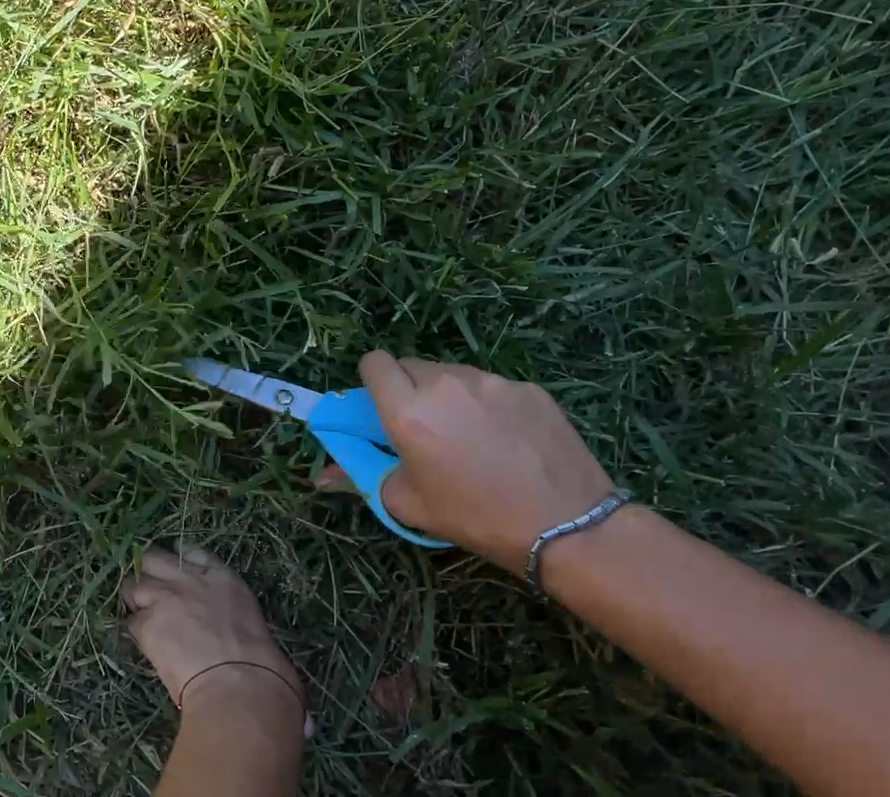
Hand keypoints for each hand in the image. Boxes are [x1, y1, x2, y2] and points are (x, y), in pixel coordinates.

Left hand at [121, 546, 303, 720]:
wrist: (241, 689)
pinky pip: (130, 623)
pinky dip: (134, 634)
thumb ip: (238, 625)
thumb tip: (261, 668)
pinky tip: (143, 648)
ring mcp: (164, 597)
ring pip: (131, 586)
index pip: (192, 552)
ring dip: (134, 602)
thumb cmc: (264, 670)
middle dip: (146, 571)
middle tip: (147, 594)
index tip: (174, 574)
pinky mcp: (146, 622)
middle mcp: (189, 579)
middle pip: (152, 557)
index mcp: (223, 579)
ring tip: (142, 623)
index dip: (178, 562)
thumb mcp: (257, 630)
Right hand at [329, 350, 615, 570]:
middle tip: (424, 427)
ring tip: (471, 437)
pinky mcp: (528, 389)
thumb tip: (319, 479)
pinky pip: (493, 387)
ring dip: (449, 396)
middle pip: (412, 366)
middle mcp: (444, 385)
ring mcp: (491, 382)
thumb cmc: (476, 516)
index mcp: (407, 411)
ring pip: (453, 375)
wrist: (569, 527)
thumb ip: (361, 478)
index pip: (374, 363)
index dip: (373, 380)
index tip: (382, 406)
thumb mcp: (408, 503)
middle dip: (409, 389)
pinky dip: (489, 406)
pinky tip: (508, 441)